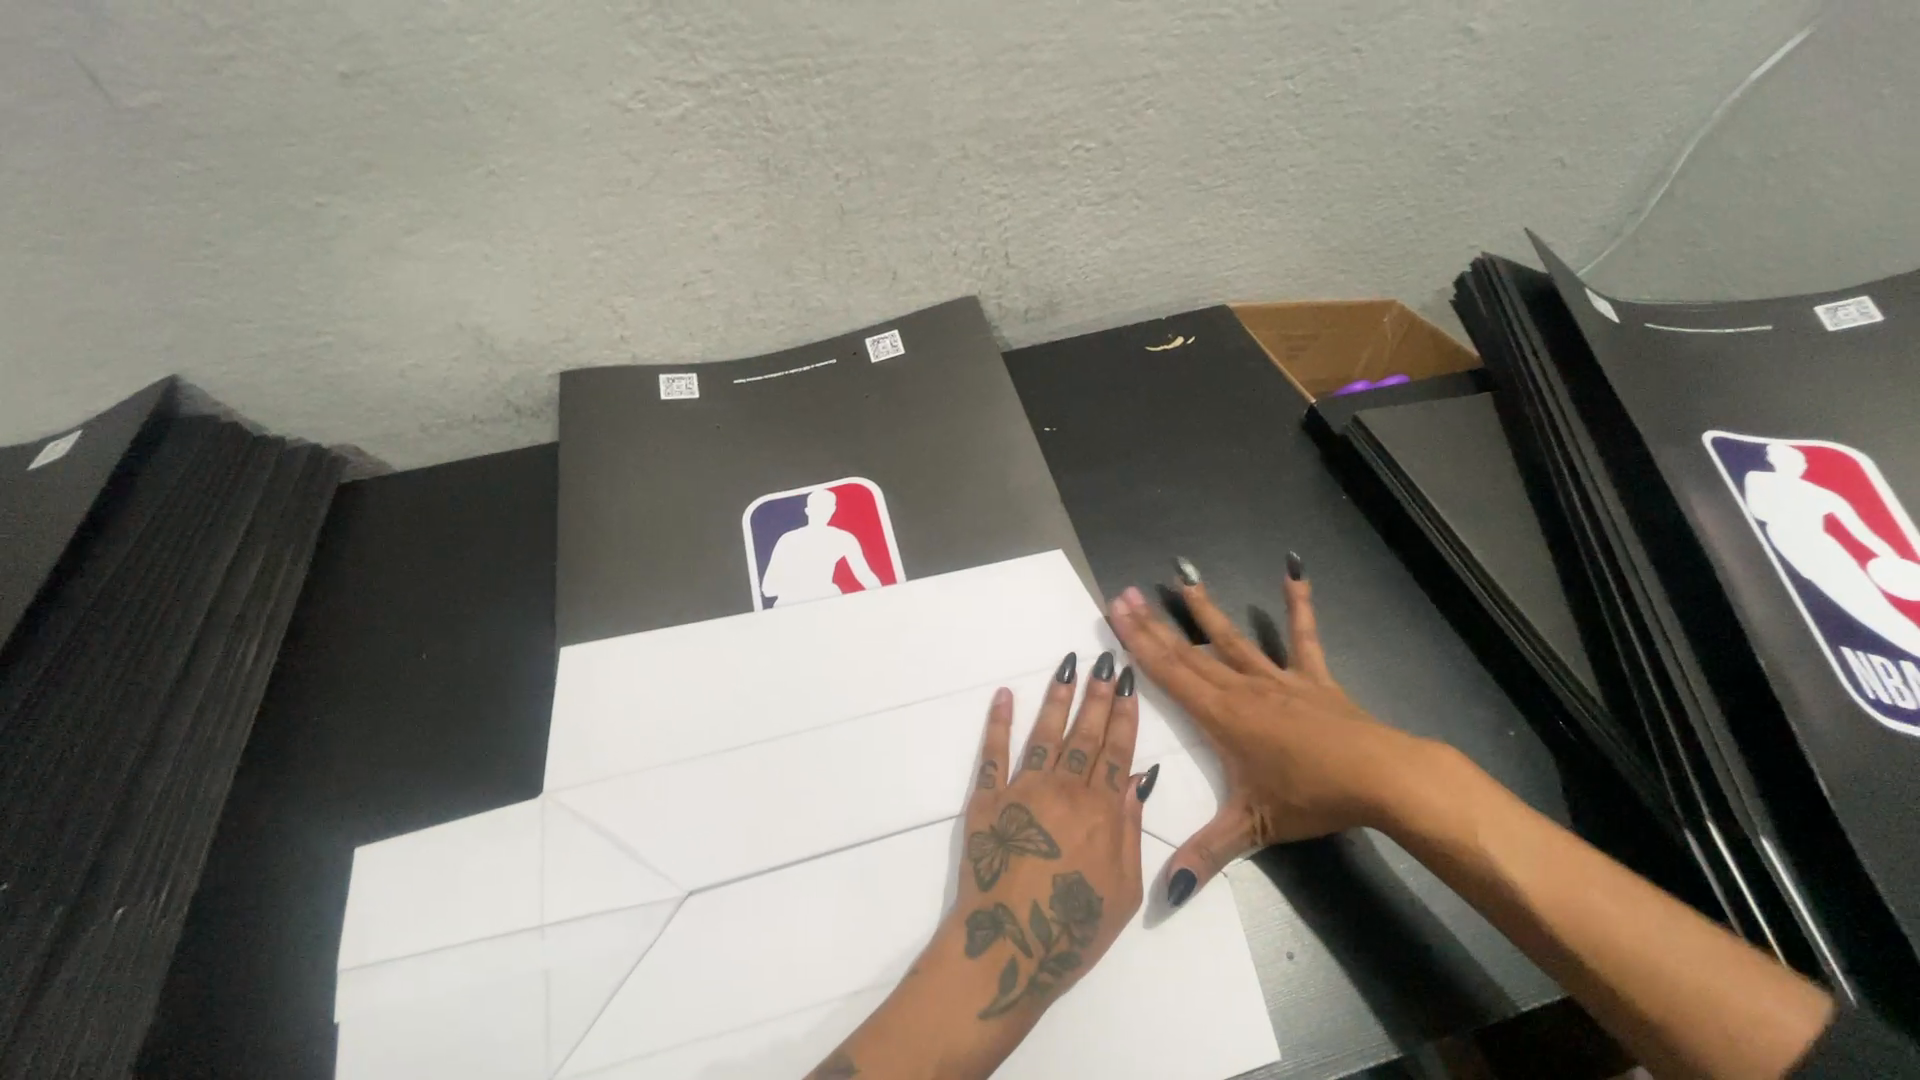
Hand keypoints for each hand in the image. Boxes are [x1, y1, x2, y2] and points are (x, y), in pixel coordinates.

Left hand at [799, 652, 1155, 1079]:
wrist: (1009, 946)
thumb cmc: (1073, 929)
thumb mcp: (1124, 888)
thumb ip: (1130, 830)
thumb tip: (1139, 780)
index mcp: (1102, 812)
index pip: (1117, 752)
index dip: (1124, 715)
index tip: (1128, 683)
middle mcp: (1064, 790)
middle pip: (1085, 735)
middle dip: (1097, 695)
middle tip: (1104, 660)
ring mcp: (1023, 791)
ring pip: (1045, 735)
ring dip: (1057, 699)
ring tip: (1067, 666)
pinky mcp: (986, 800)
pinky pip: (993, 754)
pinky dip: (998, 723)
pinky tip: (1004, 696)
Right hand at [1107, 554, 1431, 906]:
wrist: (1383, 778)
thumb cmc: (1312, 797)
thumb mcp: (1253, 828)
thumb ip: (1205, 854)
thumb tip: (1163, 894)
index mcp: (1221, 716)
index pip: (1170, 673)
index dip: (1139, 641)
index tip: (1116, 610)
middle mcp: (1242, 688)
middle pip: (1189, 652)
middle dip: (1155, 623)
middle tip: (1126, 591)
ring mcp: (1279, 679)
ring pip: (1233, 640)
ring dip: (1204, 611)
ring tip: (1181, 577)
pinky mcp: (1314, 678)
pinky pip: (1303, 636)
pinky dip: (1298, 604)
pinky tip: (1294, 570)